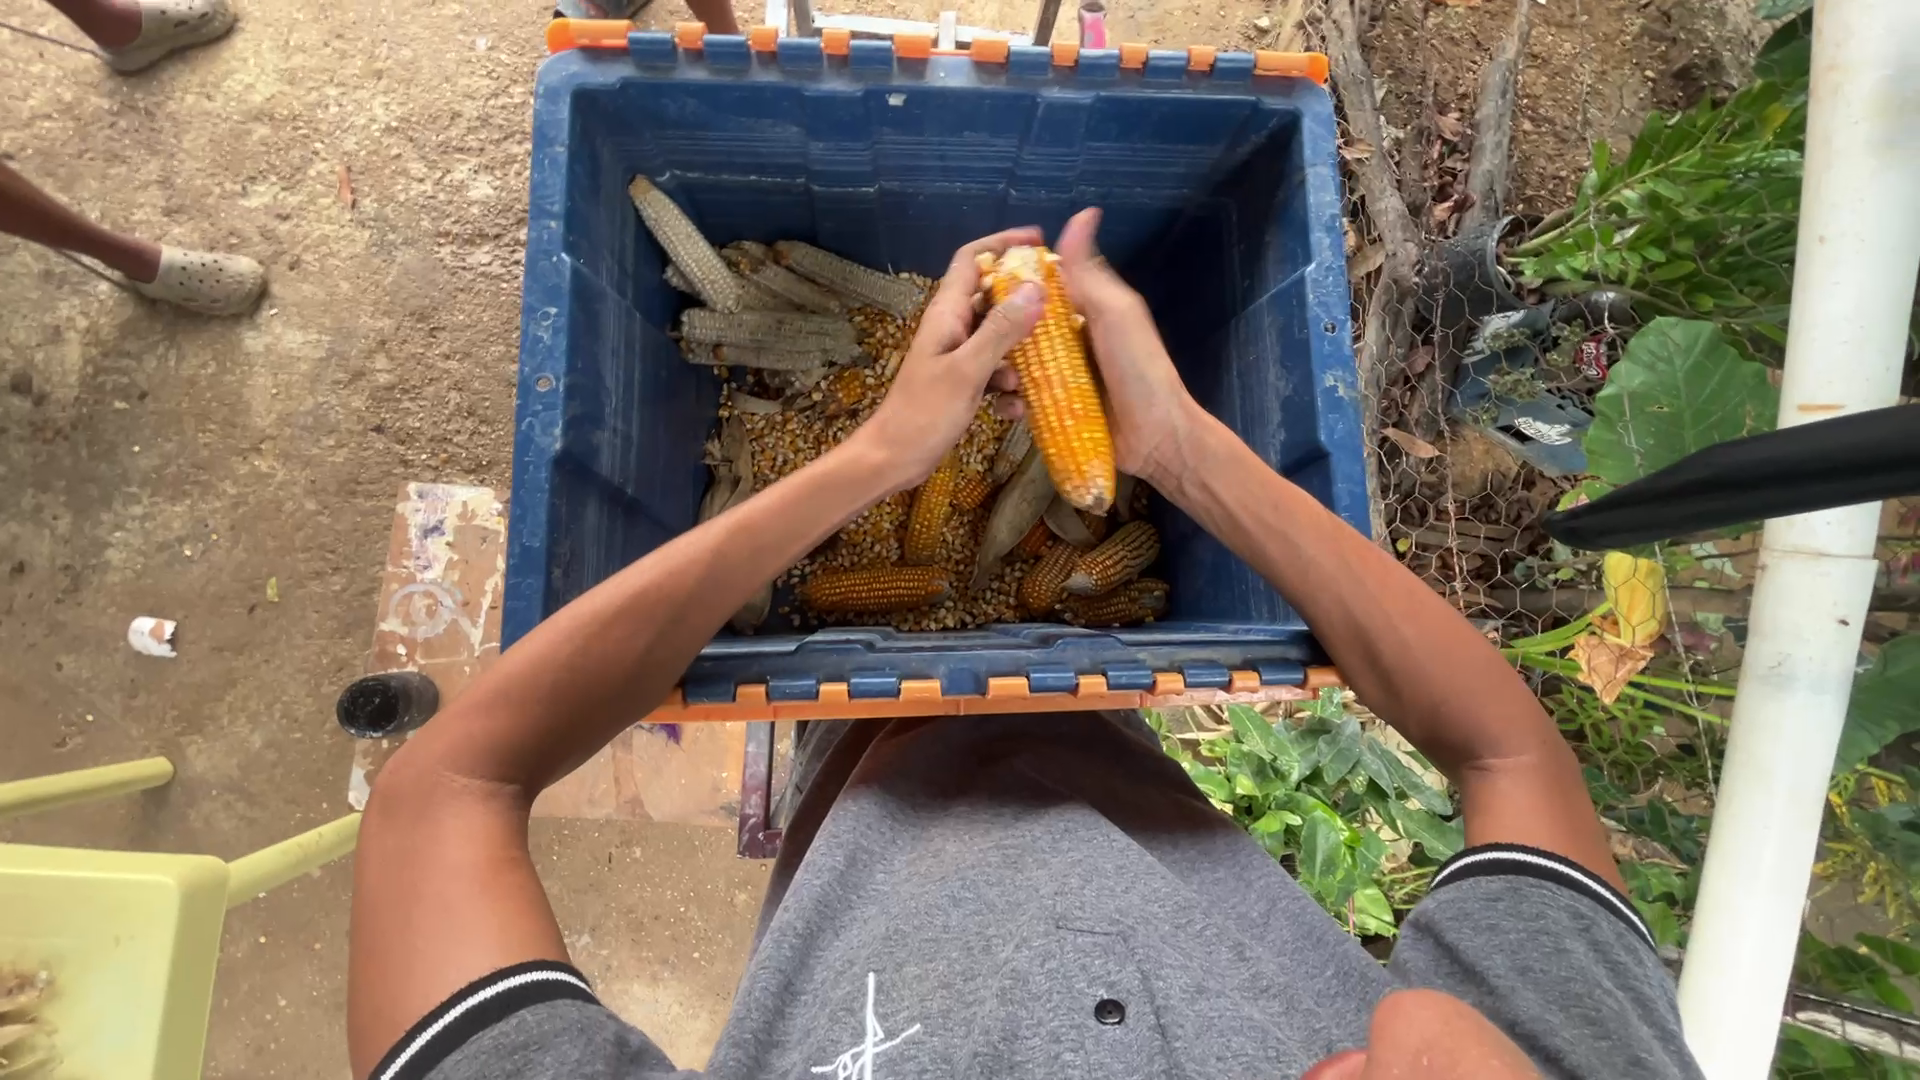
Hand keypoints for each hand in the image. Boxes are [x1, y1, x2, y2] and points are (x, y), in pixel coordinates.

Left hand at [857, 227, 1045, 487]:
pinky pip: (993, 374)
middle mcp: (952, 328)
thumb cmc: (924, 413)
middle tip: (1058, 312)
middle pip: (993, 298)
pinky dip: (1006, 388)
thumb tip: (1035, 289)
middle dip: (1025, 305)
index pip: (972, 259)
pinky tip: (1013, 411)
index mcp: (947, 314)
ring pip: (998, 340)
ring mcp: (956, 357)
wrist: (893, 458)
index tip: (1038, 243)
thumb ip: (1000, 330)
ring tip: (1033, 376)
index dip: (1002, 244)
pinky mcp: (961, 384)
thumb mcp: (967, 370)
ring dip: (1018, 357)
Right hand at [992, 208, 1204, 489]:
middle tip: (985, 344)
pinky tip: (1010, 408)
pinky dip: (1011, 404)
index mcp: (1081, 312)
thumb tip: (1083, 212)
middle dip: (997, 337)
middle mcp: (1066, 342)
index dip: (1008, 290)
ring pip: (1013, 367)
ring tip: (1003, 381)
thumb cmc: (1138, 368)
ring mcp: (1056, 379)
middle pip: (1018, 330)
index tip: (980, 292)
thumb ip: (1089, 272)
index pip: (1036, 293)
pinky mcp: (1050, 413)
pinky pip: (1020, 403)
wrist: (1154, 436)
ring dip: (1001, 373)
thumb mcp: (1116, 312)